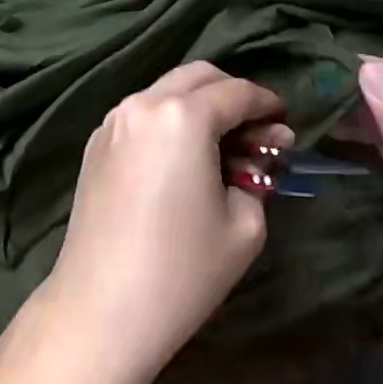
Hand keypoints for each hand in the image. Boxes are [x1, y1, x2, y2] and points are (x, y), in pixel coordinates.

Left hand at [0, 61, 288, 383]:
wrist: (101, 306)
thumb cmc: (181, 270)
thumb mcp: (244, 225)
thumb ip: (258, 175)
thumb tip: (262, 150)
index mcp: (182, 116)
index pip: (237, 92)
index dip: (268, 104)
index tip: (286, 124)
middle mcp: (143, 103)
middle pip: (198, 77)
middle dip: (232, 95)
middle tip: (256, 133)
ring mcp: (113, 120)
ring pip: (166, 90)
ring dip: (199, 105)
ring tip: (222, 148)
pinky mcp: (96, 141)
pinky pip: (142, 113)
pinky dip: (169, 120)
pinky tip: (182, 158)